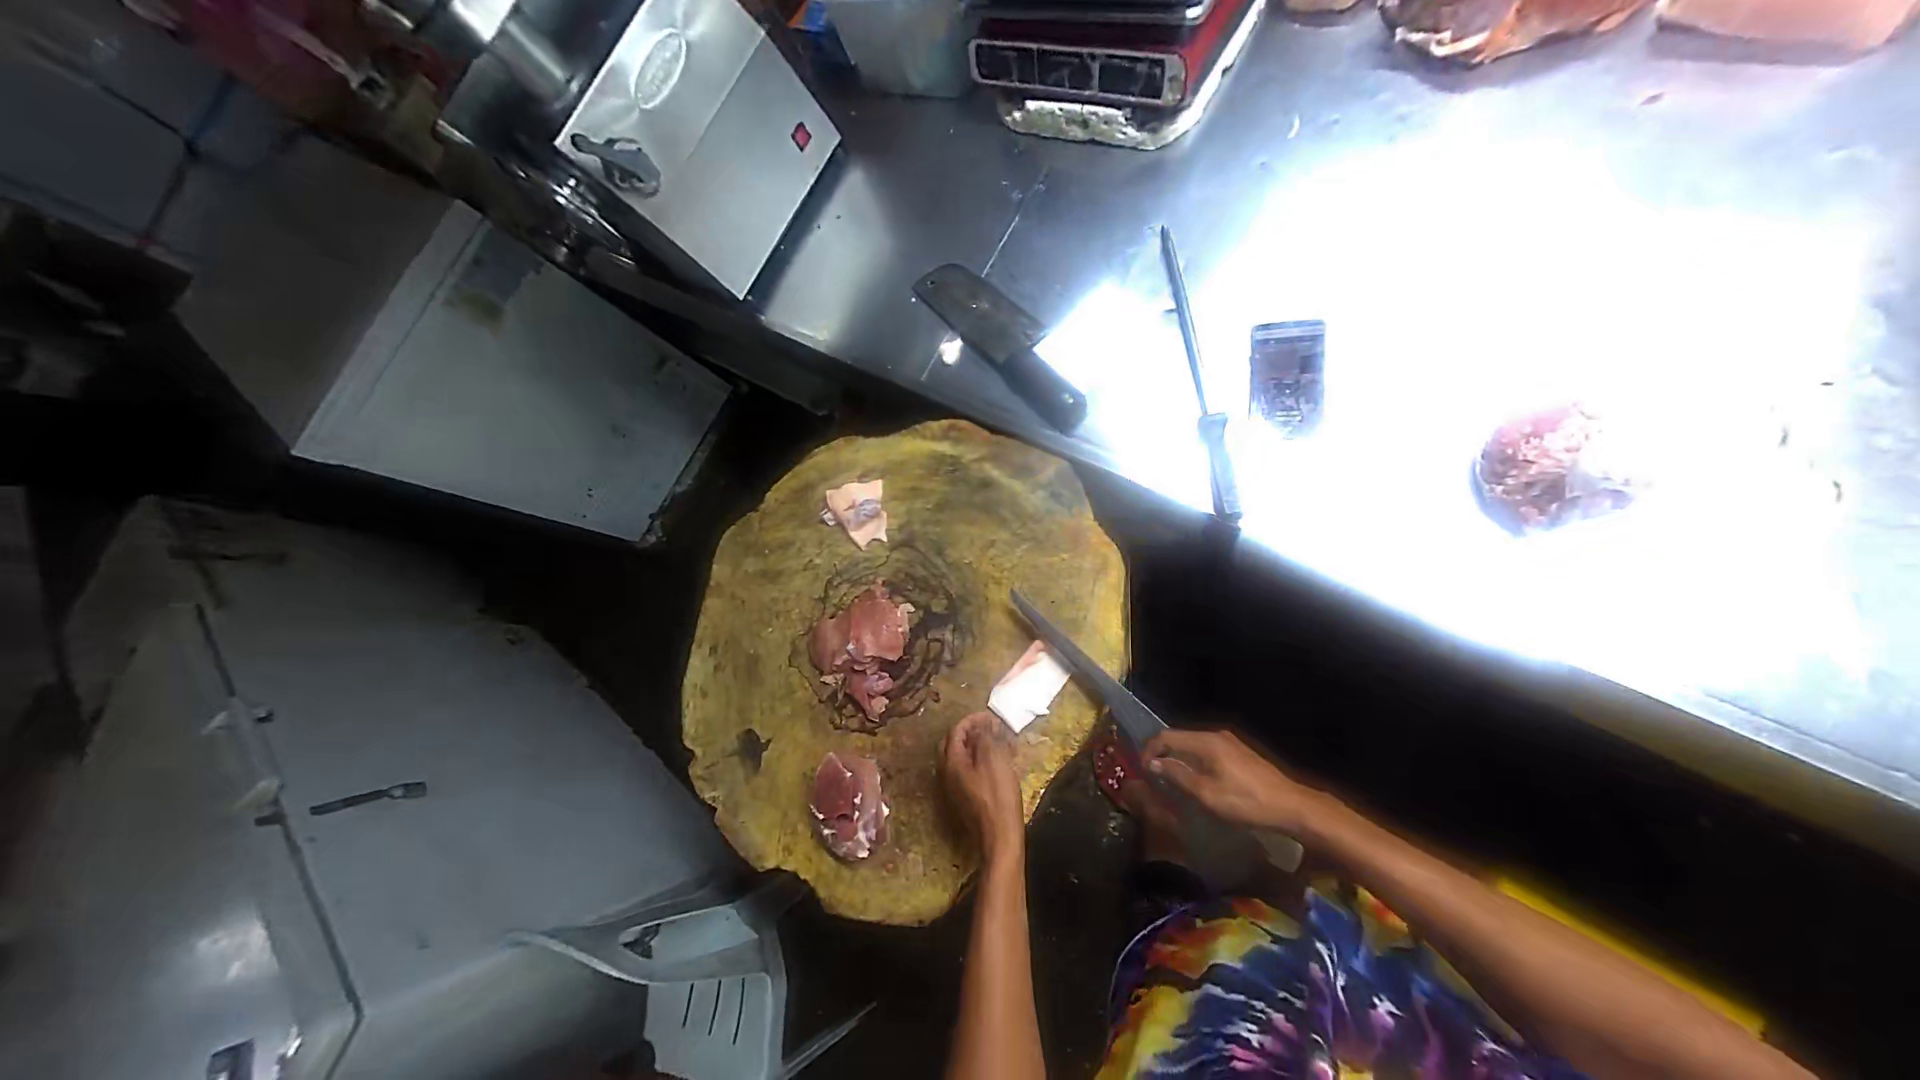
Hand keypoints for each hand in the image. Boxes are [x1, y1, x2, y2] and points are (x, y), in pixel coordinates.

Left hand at [942, 711, 1025, 867]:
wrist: (999, 838)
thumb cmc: (997, 796)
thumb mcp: (994, 760)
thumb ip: (985, 737)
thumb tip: (982, 723)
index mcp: (950, 762)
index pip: (956, 731)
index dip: (973, 720)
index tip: (991, 716)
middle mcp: (945, 774)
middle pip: (954, 744)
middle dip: (971, 732)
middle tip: (991, 727)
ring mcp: (953, 788)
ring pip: (961, 758)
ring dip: (976, 746)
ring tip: (997, 742)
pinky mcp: (963, 799)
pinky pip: (967, 771)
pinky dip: (979, 761)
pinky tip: (996, 763)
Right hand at [1143, 729, 1332, 836]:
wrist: (1292, 807)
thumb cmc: (1246, 802)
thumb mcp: (1206, 794)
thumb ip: (1177, 775)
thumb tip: (1152, 763)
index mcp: (1205, 742)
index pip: (1165, 736)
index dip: (1149, 751)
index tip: (1142, 771)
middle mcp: (1215, 735)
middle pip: (1178, 737)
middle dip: (1161, 754)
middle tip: (1153, 776)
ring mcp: (1229, 742)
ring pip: (1192, 744)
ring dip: (1177, 758)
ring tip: (1171, 779)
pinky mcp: (1239, 752)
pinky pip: (1206, 750)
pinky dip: (1193, 760)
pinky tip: (1195, 779)